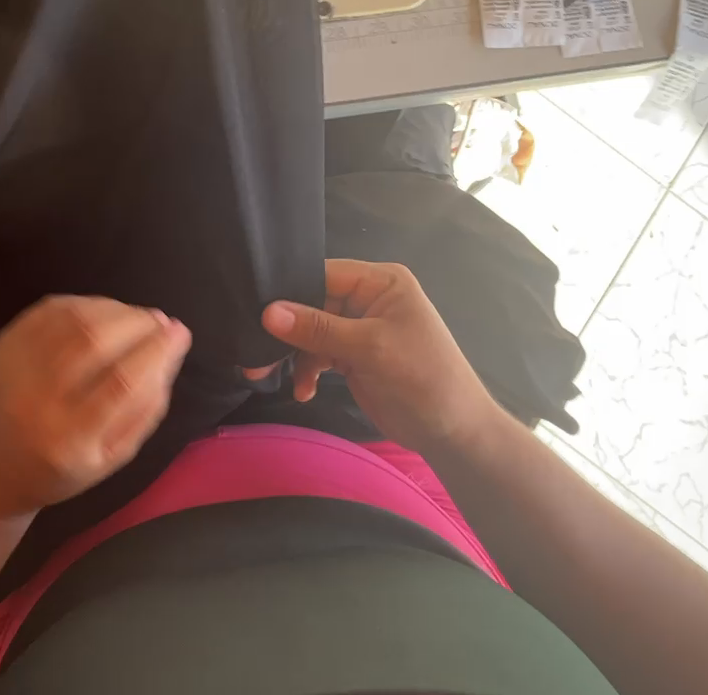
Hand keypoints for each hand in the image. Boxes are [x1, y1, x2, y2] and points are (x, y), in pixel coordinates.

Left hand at [0, 296, 190, 519]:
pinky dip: (87, 303)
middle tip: (160, 322)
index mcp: (68, 439)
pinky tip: (105, 311)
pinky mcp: (4, 344)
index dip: (156, 352)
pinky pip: (51, 309)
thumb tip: (171, 352)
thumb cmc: (61, 469)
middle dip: (137, 323)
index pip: (121, 384)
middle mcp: (36, 399)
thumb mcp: (113, 457)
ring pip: (73, 318)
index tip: (180, 334)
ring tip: (137, 317)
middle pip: (93, 341)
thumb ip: (146, 409)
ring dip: (115, 309)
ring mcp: (14, 366)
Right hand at [261, 260, 501, 453]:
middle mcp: (368, 298)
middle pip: (313, 303)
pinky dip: (307, 370)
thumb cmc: (421, 378)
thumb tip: (267, 311)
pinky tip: (304, 391)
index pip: (324, 274)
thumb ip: (318, 328)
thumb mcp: (369, 348)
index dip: (291, 291)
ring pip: (310, 331)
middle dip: (286, 329)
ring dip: (292, 354)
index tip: (255, 310)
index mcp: (380, 282)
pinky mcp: (353, 355)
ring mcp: (360, 328)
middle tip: (254, 354)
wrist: (453, 434)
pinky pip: (319, 353)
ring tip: (265, 375)